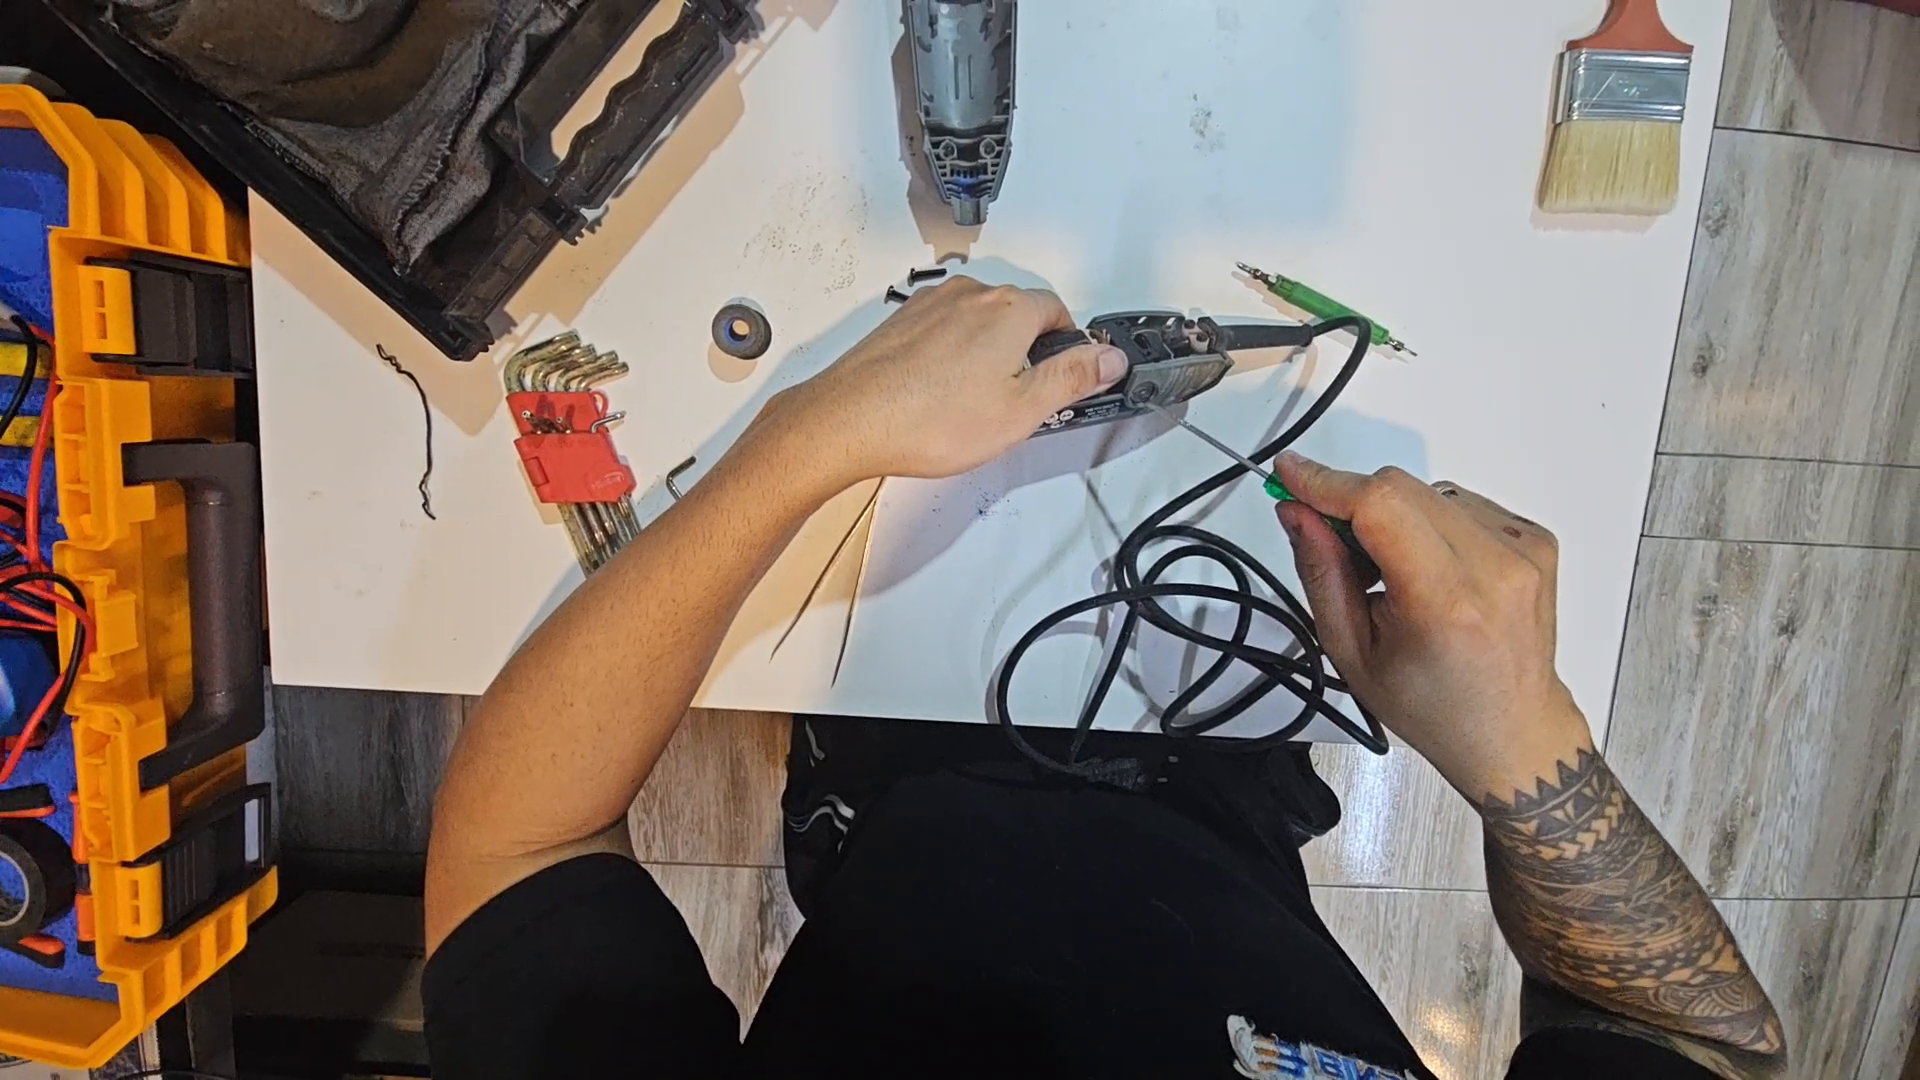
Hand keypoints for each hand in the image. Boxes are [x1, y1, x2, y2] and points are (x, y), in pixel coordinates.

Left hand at [768, 276, 1126, 482]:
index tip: (1065, 375)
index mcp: (1010, 311)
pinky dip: (953, 356)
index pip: (1059, 313)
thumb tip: (1109, 359)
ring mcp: (932, 305)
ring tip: (974, 404)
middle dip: (1028, 352)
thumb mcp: (1021, 410)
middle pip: (1019, 315)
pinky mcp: (903, 322)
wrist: (850, 421)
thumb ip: (1072, 379)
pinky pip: (944, 332)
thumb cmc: (928, 419)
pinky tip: (941, 394)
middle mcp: (971, 295)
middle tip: (1019, 400)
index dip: (1068, 347)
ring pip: (980, 323)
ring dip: (988, 354)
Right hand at [1274, 453, 1592, 802]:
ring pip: (1424, 491)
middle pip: (1399, 488)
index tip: (1288, 474)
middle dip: (1347, 501)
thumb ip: (1320, 571)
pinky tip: (1417, 565)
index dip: (1325, 482)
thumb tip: (1296, 512)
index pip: (1380, 506)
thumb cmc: (1431, 703)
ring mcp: (1523, 549)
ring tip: (1382, 571)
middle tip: (1323, 537)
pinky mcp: (1533, 539)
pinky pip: (1453, 502)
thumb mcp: (1348, 648)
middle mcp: (1497, 567)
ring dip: (1385, 515)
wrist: (1510, 729)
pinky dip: (1420, 522)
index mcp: (1447, 602)